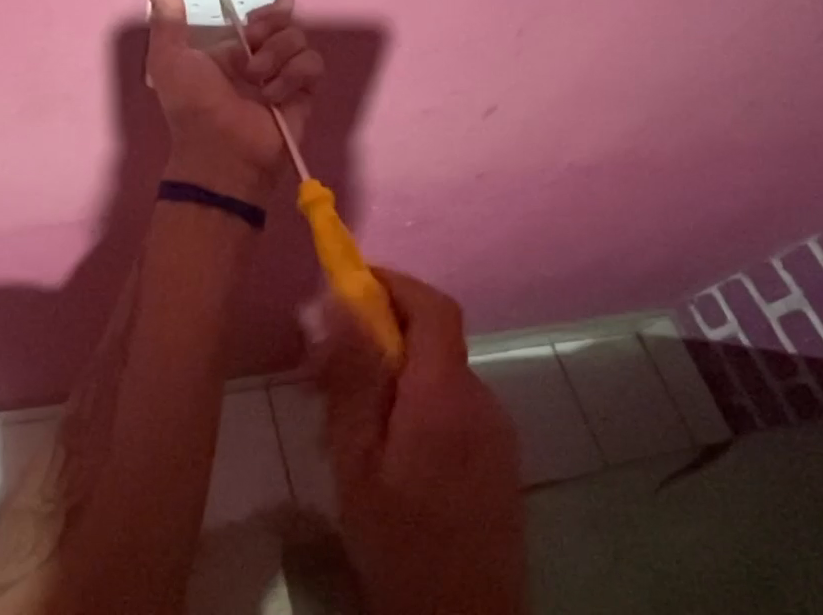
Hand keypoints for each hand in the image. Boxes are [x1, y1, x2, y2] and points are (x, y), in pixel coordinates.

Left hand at [143, 0, 322, 201]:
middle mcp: (260, 61)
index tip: (254, 19)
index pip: (260, 17)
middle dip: (270, 27)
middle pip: (284, 22)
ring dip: (277, 55)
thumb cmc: (192, 105)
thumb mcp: (169, 59)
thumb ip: (166, 20)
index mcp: (230, 52)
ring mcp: (284, 77)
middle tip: (252, 44)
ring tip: (257, 80)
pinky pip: (312, 64)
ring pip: (299, 40)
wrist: (221, 150)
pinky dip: (294, 75)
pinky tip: (275, 94)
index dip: (264, 12)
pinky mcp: (304, 94)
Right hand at [316, 268, 526, 614]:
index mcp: (446, 395)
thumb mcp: (355, 457)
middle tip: (325, 364)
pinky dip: (415, 401)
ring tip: (345, 415)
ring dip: (394, 372)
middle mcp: (482, 400)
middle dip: (379, 333)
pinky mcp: (498, 458)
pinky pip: (452, 405)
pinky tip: (384, 446)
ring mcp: (497, 431)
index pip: (433, 306)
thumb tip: (337, 301)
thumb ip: (351, 376)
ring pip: (438, 374)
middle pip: (432, 338)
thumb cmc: (398, 539)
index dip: (393, 282)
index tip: (348, 282)